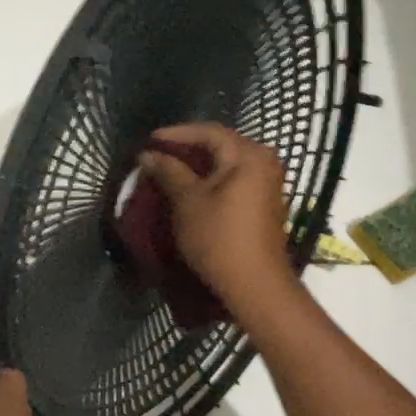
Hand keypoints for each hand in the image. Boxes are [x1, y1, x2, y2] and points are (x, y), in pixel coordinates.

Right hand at [137, 123, 296, 305]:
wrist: (254, 284)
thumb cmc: (218, 239)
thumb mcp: (187, 202)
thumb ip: (168, 172)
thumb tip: (147, 155)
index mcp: (248, 154)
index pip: (208, 131)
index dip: (176, 134)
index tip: (149, 141)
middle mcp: (264, 161)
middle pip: (220, 145)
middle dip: (187, 149)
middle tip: (158, 154)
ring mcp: (268, 182)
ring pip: (226, 164)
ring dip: (198, 166)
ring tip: (170, 171)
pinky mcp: (264, 202)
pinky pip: (234, 179)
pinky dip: (211, 180)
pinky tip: (191, 188)